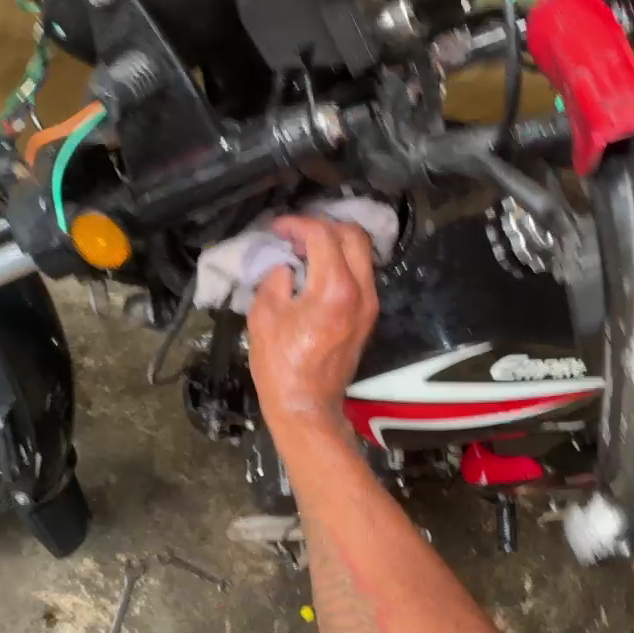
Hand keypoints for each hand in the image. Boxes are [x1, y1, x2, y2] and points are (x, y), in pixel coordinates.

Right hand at [247, 216, 380, 432]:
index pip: (323, 235)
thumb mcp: (264, 316)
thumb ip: (275, 279)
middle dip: (323, 226)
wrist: (306, 407)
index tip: (277, 229)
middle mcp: (361, 292)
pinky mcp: (367, 318)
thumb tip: (287, 266)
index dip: (297, 224)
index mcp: (335, 288)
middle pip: (353, 236)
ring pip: (361, 254)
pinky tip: (316, 271)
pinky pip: (361, 276)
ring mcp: (369, 306)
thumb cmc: (280, 366)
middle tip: (295, 234)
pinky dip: (341, 264)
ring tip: (305, 250)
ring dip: (335, 244)